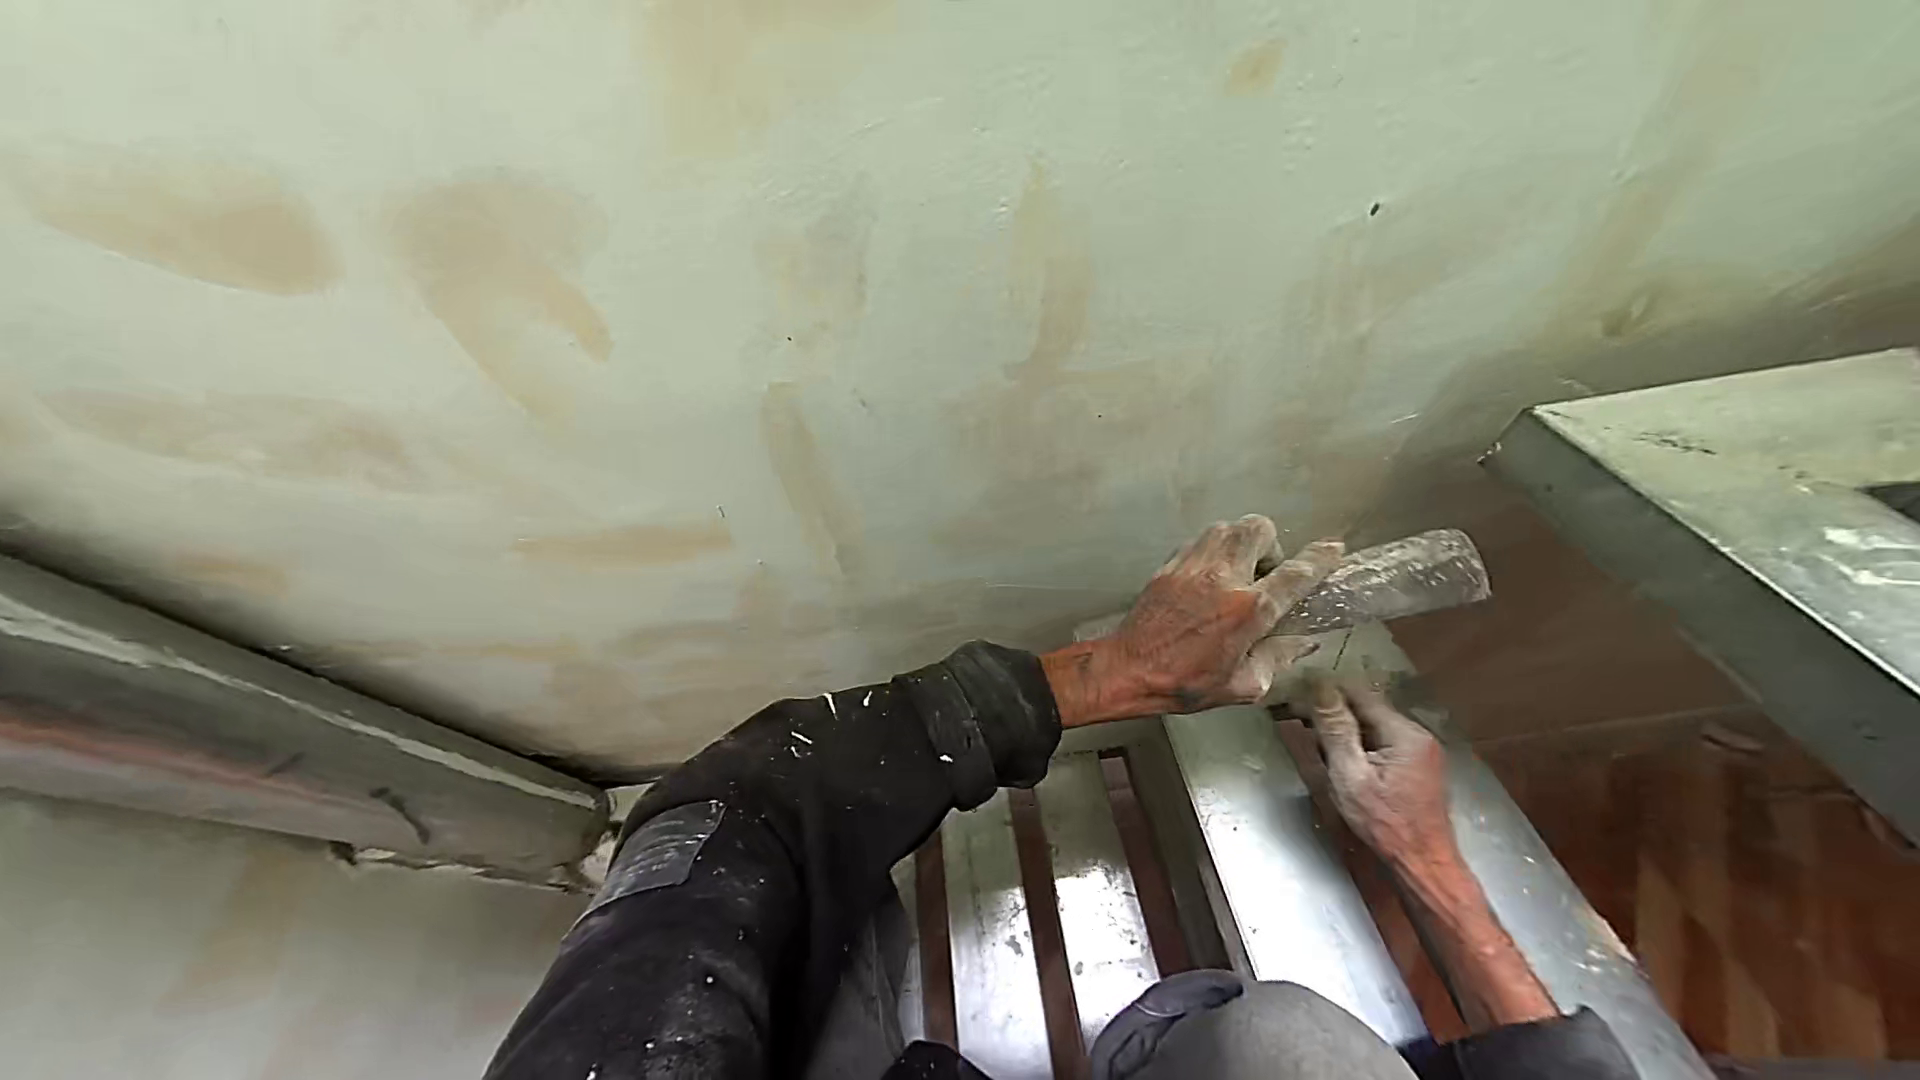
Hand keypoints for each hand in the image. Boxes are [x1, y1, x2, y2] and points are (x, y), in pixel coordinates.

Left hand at [1041, 515, 1342, 726]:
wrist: (1129, 669)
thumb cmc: (1186, 683)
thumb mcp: (1244, 685)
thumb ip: (1278, 658)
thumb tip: (1303, 641)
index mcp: (1247, 610)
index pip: (1296, 572)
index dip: (1320, 558)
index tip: (1332, 550)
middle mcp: (1222, 578)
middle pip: (1258, 528)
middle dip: (1272, 544)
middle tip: (1267, 572)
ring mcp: (1192, 567)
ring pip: (1226, 527)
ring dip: (1240, 543)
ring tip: (1238, 571)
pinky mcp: (1168, 566)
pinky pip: (1198, 541)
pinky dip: (1211, 550)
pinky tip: (1209, 576)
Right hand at [1304, 674, 1455, 867]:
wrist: (1422, 863)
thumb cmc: (1384, 823)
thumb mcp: (1350, 774)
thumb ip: (1336, 729)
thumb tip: (1319, 686)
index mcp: (1404, 733)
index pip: (1357, 694)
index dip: (1323, 690)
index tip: (1292, 692)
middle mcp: (1416, 734)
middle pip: (1364, 706)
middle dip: (1328, 707)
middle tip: (1292, 713)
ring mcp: (1418, 748)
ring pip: (1369, 722)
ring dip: (1339, 724)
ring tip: (1306, 730)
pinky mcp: (1413, 762)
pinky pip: (1377, 738)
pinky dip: (1353, 739)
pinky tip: (1333, 749)